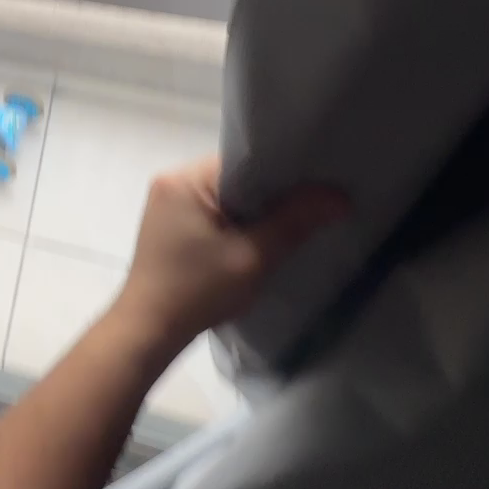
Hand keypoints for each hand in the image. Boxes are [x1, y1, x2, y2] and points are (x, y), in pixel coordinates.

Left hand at [108, 156, 347, 355]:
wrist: (150, 328)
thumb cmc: (197, 289)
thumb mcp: (252, 257)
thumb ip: (294, 221)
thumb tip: (339, 194)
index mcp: (182, 179)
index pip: (241, 160)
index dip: (282, 170)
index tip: (320, 180)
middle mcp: (171, 182)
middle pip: (234, 177)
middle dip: (272, 193)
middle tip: (319, 202)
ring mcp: (168, 204)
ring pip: (225, 197)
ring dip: (256, 211)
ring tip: (299, 220)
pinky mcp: (171, 225)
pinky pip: (213, 213)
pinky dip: (238, 223)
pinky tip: (265, 238)